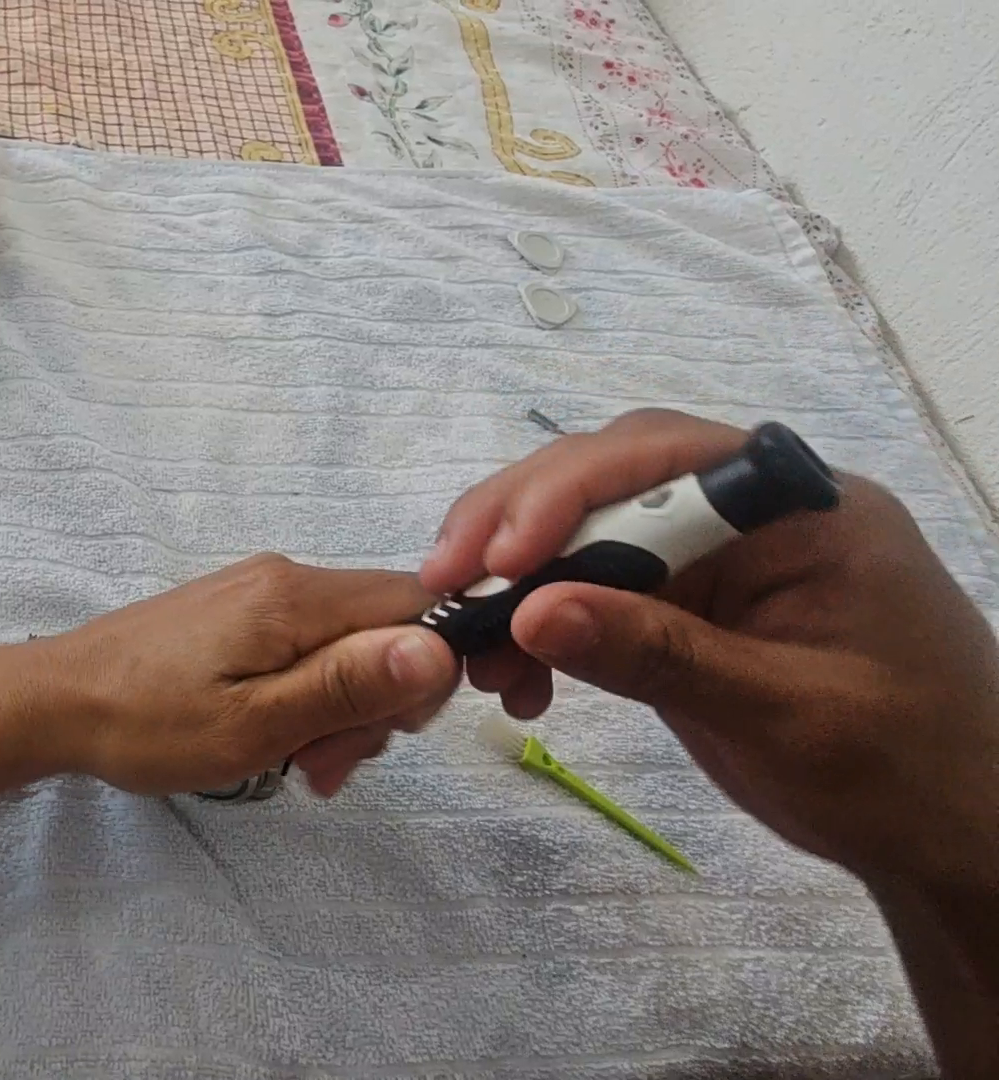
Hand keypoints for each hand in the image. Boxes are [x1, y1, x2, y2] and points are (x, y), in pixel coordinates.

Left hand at [38, 554, 457, 797]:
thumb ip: (344, 684)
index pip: (416, 606)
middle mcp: (280, 578)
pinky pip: (296, 647)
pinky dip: (299, 695)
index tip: (383, 731)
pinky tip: (271, 740)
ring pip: (338, 645)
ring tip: (293, 766)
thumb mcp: (253, 724)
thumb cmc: (148, 723)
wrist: (56, 700)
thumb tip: (439, 649)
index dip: (425, 671)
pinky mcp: (229, 612)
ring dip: (333, 709)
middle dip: (372, 703)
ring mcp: (251, 592)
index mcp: (293, 596)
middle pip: (378, 629)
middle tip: (322, 766)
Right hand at [420, 408, 998, 885]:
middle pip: (593, 482)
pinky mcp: (659, 598)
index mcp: (797, 510)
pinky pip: (568, 590)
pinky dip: (526, 629)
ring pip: (567, 537)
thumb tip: (527, 611)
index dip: (561, 495)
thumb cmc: (904, 773)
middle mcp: (735, 513)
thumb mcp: (783, 714)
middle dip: (508, 529)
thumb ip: (656, 654)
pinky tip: (514, 679)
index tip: (493, 561)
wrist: (945, 837)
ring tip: (473, 655)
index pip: (657, 458)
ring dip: (505, 588)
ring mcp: (692, 556)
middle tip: (443, 584)